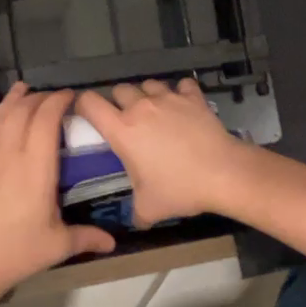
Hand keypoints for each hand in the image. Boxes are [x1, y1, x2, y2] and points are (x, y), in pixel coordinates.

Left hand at [0, 83, 116, 306]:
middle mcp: (9, 155)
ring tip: (22, 89)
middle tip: (50, 97)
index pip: (47, 121)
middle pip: (22, 113)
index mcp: (36, 169)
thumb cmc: (16, 254)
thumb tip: (113, 242)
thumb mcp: (57, 246)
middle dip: (38, 98)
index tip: (69, 96)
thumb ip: (87, 237)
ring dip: (12, 100)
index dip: (57, 102)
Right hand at [74, 78, 257, 226]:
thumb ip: (136, 213)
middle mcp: (142, 107)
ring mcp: (169, 99)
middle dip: (118, 101)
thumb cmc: (179, 188)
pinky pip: (182, 85)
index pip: (90, 103)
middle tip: (126, 120)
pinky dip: (180, 92)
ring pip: (148, 84)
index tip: (87, 114)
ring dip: (147, 95)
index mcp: (123, 130)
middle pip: (119, 89)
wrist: (223, 173)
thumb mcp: (149, 208)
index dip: (83, 104)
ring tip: (155, 112)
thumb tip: (136, 222)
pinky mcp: (193, 98)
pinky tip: (184, 106)